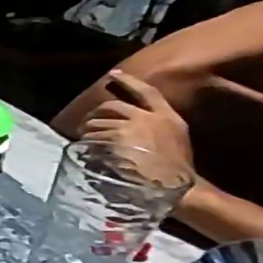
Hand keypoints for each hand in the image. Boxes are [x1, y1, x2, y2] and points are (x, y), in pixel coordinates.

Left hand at [79, 70, 194, 183]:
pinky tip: (87, 152)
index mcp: (168, 117)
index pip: (148, 92)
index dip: (129, 82)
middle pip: (111, 106)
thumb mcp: (174, 140)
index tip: (114, 74)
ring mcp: (132, 127)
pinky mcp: (116, 139)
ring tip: (88, 144)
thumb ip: (153, 128)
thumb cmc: (175, 170)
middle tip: (86, 126)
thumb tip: (126, 123)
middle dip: (95, 115)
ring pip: (97, 123)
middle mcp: (149, 118)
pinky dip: (86, 143)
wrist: (177, 188)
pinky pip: (92, 136)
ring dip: (88, 132)